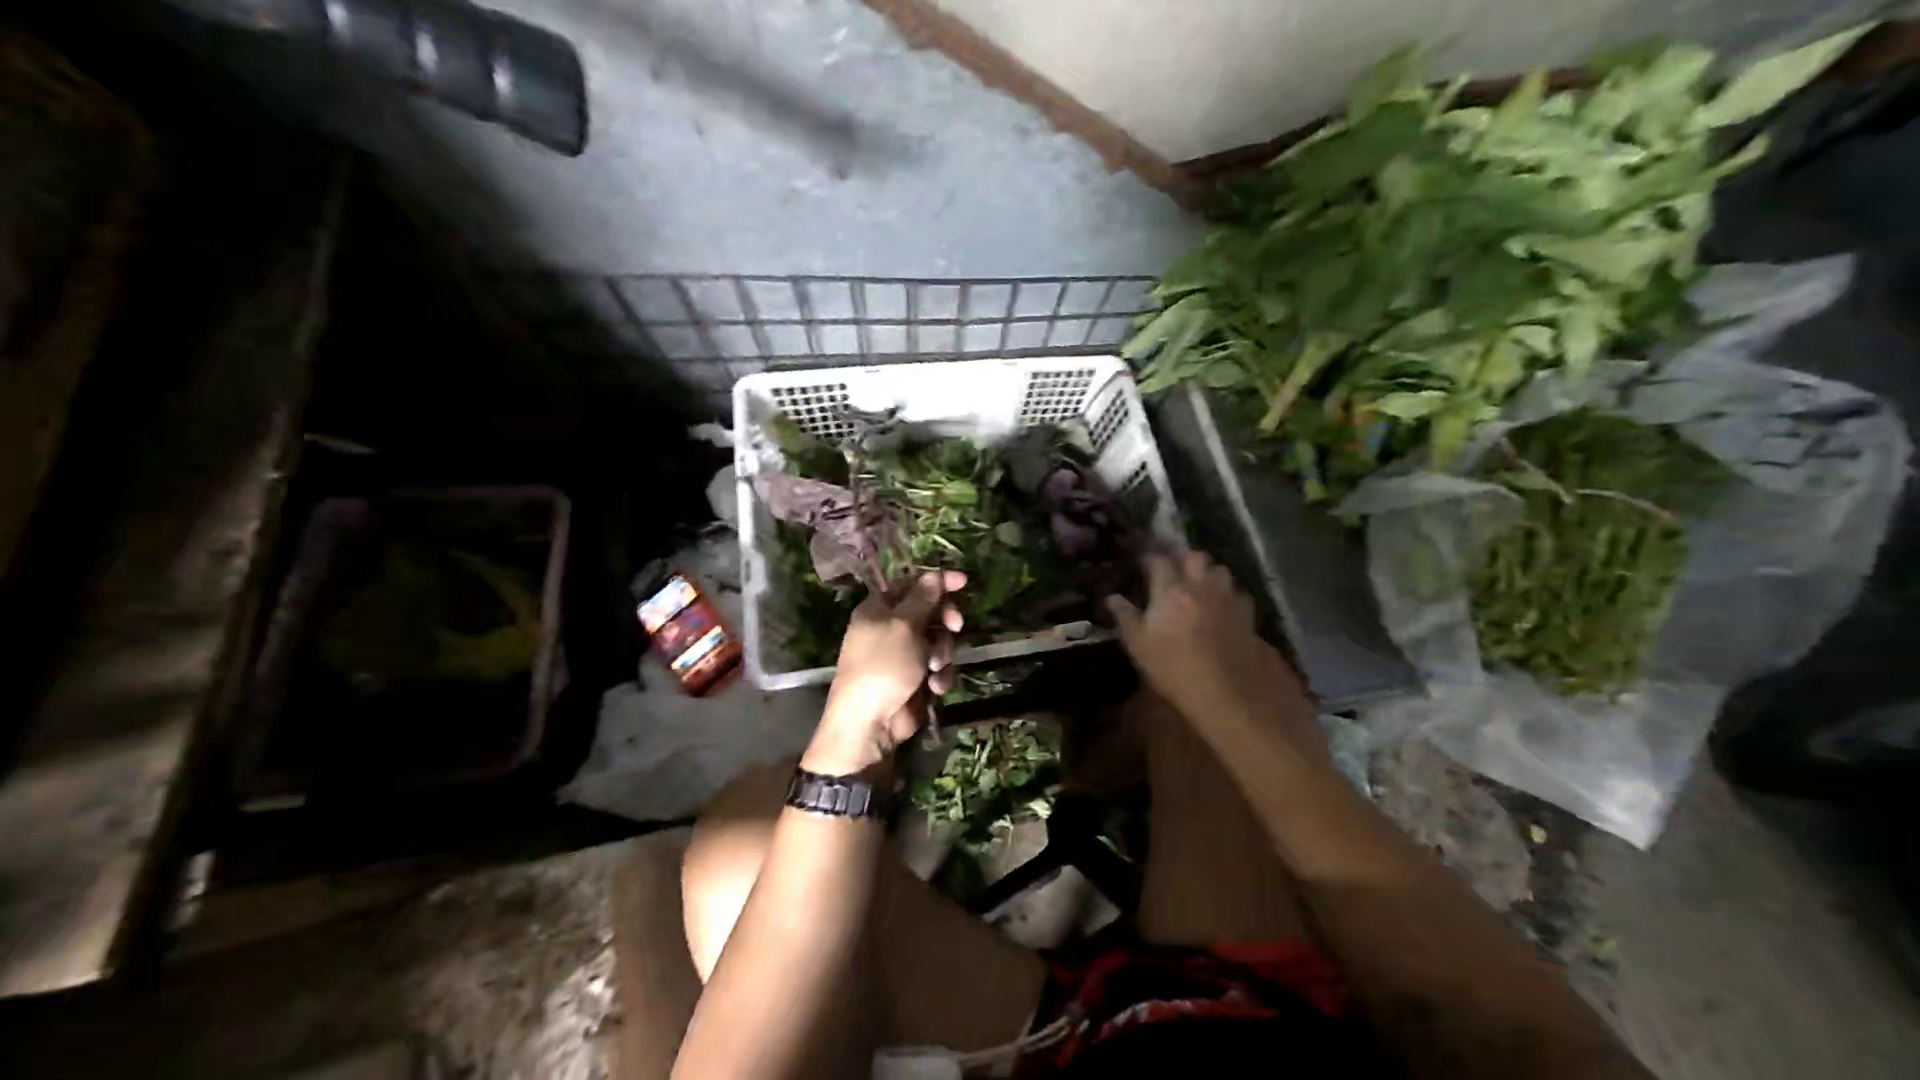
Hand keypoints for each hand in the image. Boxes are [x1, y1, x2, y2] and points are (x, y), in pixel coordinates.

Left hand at [802, 570, 965, 775]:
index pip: (912, 584)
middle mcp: (891, 627)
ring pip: (938, 640)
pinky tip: (934, 688)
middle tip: (955, 626)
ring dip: (942, 653)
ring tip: (934, 668)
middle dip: (944, 621)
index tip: (963, 582)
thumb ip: (922, 599)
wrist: (870, 723)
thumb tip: (934, 575)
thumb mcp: (903, 626)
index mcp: (879, 609)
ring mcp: (904, 654)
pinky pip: (937, 666)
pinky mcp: (916, 677)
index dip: (937, 581)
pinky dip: (939, 676)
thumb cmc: (883, 666)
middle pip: (930, 611)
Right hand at [1107, 552, 1321, 754]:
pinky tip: (1221, 605)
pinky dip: (1226, 592)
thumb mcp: (1138, 644)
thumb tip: (1111, 598)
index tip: (1143, 562)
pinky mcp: (1246, 613)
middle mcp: (1199, 586)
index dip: (1149, 558)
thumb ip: (1125, 616)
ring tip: (1199, 583)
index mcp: (1170, 590)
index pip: (1159, 560)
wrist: (1222, 690)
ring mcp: (1226, 597)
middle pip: (1194, 556)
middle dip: (1182, 557)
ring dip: (1207, 571)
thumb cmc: (1172, 667)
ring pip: (1219, 569)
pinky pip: (1236, 591)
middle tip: (1173, 569)